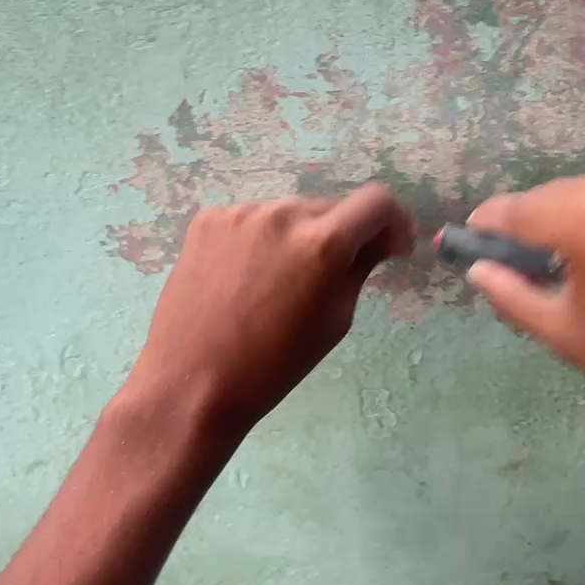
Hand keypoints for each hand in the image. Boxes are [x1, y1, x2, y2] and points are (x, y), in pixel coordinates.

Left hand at [123, 184, 415, 437]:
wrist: (190, 383)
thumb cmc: (272, 366)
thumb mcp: (335, 321)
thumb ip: (361, 267)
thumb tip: (381, 239)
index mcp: (322, 243)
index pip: (376, 202)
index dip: (395, 219)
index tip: (394, 244)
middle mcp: (283, 213)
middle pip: (331, 208)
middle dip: (344, 234)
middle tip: (336, 273)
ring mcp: (241, 211)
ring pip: (289, 213)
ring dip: (299, 236)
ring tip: (281, 281)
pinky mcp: (208, 218)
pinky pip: (252, 220)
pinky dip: (262, 240)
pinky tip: (247, 277)